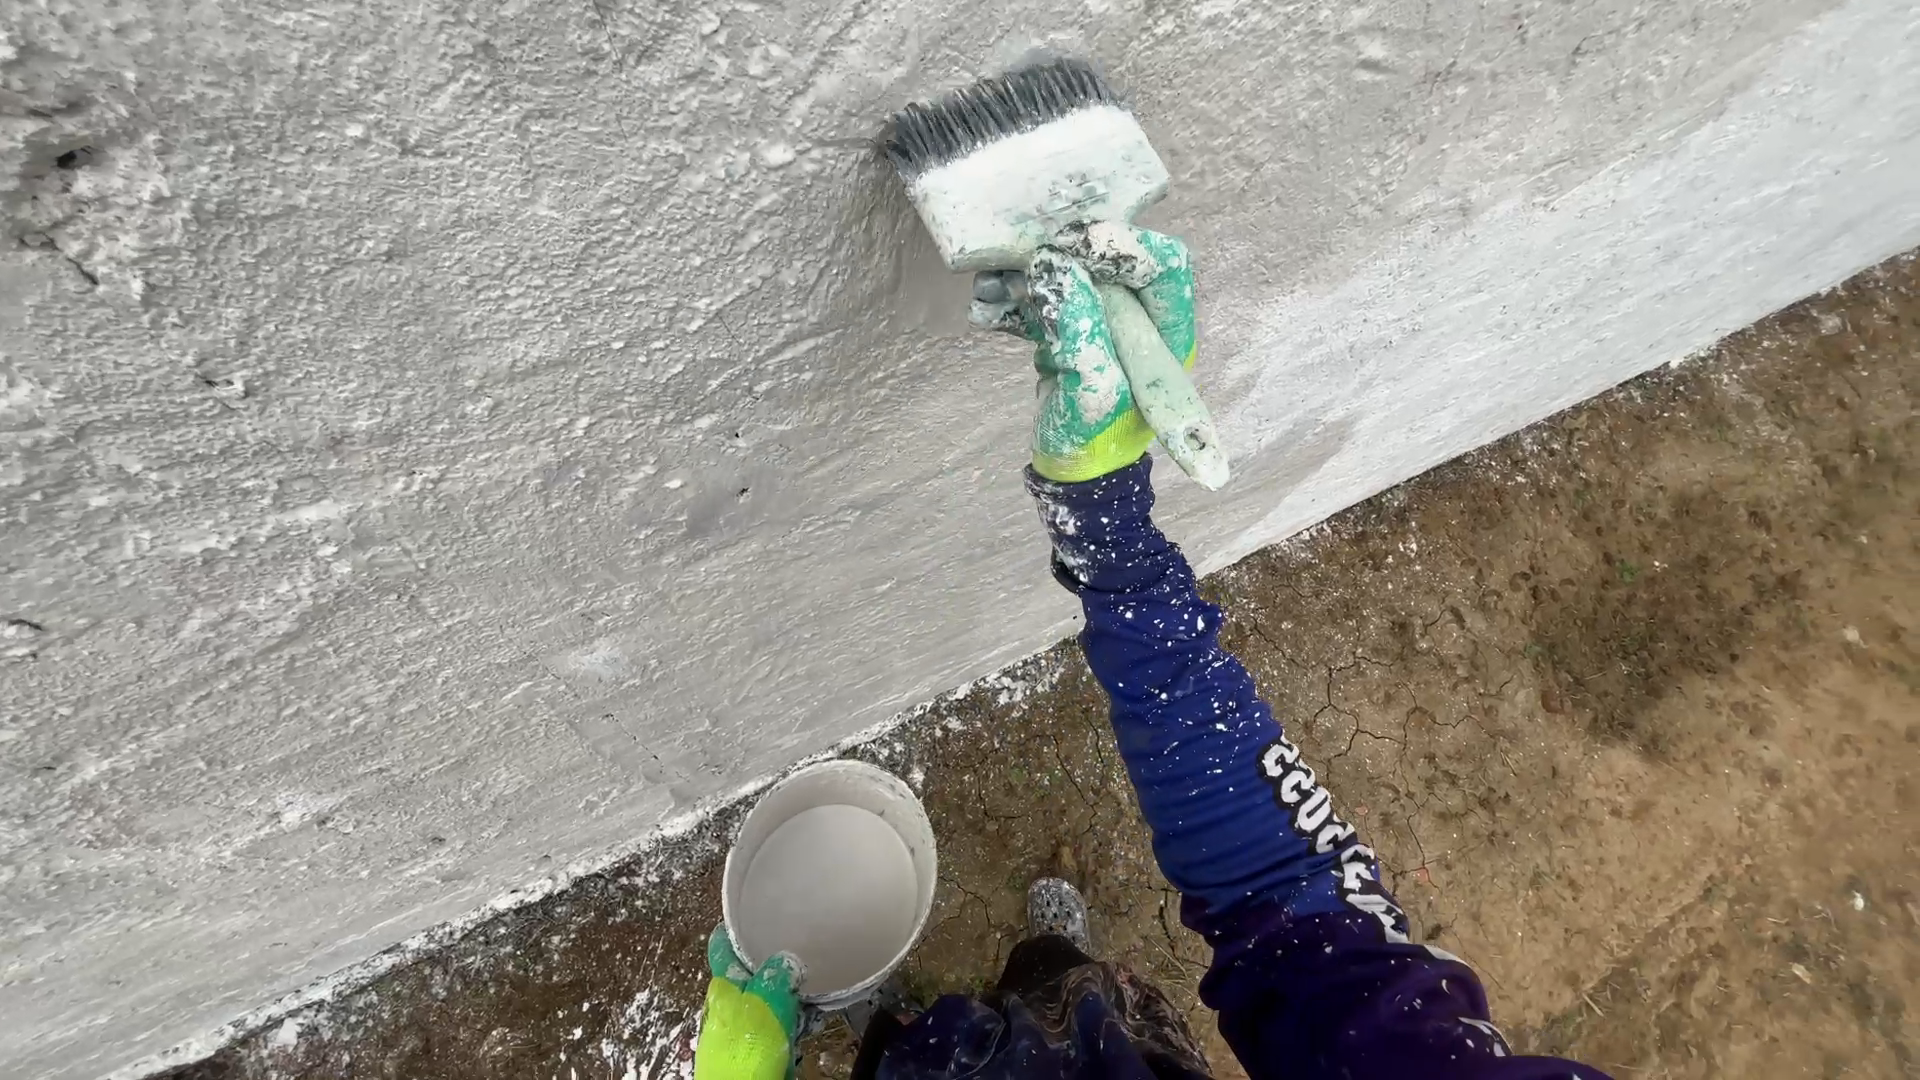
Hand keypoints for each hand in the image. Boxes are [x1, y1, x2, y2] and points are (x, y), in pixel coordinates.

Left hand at [693, 926, 805, 1079]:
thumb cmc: (747, 1047)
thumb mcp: (765, 1002)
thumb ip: (777, 975)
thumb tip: (787, 960)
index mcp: (723, 987)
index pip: (723, 948)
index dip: (734, 929)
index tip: (750, 910)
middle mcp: (730, 1005)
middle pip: (752, 973)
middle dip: (776, 964)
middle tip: (800, 950)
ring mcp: (744, 1029)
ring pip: (770, 1000)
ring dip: (791, 996)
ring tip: (814, 988)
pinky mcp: (760, 1050)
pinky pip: (781, 1025)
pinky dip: (796, 1020)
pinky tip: (812, 1018)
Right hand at [972, 222, 1198, 483]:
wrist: (1070, 474)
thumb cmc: (1093, 444)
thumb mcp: (1093, 393)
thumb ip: (1081, 330)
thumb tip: (1055, 266)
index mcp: (1165, 337)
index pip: (1164, 269)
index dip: (1126, 247)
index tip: (1075, 243)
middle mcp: (1139, 322)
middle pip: (1110, 263)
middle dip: (1065, 256)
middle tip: (1023, 258)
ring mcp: (1102, 324)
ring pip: (1072, 277)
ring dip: (1028, 278)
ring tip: (989, 287)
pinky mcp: (1071, 333)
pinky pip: (1044, 302)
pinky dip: (1013, 302)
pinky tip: (986, 309)